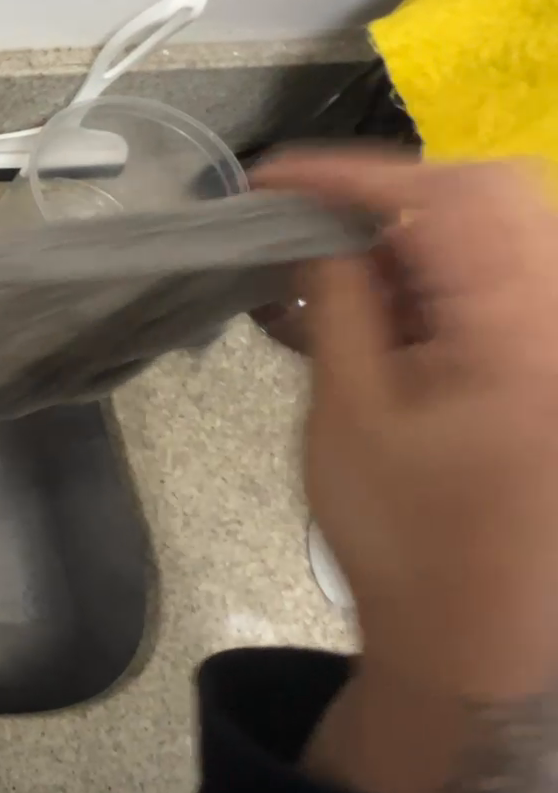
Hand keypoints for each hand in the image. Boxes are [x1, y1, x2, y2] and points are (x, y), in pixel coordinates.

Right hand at [258, 150, 557, 792]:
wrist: (481, 616)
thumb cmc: (402, 523)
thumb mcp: (350, 410)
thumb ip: (341, 308)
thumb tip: (312, 234)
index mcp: (529, 327)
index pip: (447, 201)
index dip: (351, 176)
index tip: (264, 177)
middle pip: (492, 199)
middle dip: (380, 197)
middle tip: (288, 223)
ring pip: (496, 235)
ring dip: (398, 238)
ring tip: (311, 273)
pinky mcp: (553, 359)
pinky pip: (495, 282)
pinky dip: (422, 277)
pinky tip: (360, 309)